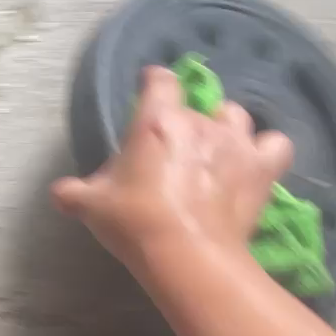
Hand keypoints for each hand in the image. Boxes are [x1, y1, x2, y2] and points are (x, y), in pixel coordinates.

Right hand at [52, 65, 292, 272]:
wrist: (186, 254)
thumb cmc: (132, 220)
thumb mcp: (90, 206)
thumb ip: (72, 193)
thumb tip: (60, 193)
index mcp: (155, 122)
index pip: (160, 82)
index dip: (153, 81)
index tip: (147, 87)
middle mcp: (198, 123)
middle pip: (194, 106)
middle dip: (182, 122)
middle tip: (168, 151)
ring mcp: (236, 143)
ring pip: (235, 116)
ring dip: (224, 127)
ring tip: (213, 150)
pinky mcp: (263, 169)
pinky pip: (275, 145)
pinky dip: (265, 150)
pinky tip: (252, 163)